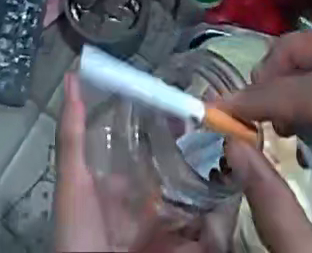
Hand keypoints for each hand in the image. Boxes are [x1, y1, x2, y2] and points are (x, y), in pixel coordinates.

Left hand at [55, 73, 234, 252]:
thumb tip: (72, 75)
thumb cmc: (78, 239)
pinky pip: (217, 235)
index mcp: (125, 193)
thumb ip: (73, 134)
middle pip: (184, 175)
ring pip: (205, 202)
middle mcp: (151, 210)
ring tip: (239, 148)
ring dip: (222, 178)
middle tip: (223, 122)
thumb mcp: (73, 184)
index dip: (172, 128)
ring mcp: (172, 234)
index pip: (153, 153)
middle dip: (206, 150)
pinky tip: (239, 188)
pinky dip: (228, 215)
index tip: (190, 102)